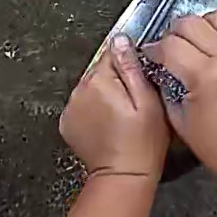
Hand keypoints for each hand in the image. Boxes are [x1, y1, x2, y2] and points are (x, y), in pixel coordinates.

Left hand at [59, 35, 169, 183]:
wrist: (123, 176)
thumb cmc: (142, 142)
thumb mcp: (148, 101)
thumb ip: (132, 67)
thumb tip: (121, 40)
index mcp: (99, 81)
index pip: (112, 53)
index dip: (129, 65)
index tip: (138, 81)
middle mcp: (79, 91)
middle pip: (100, 70)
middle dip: (116, 80)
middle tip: (132, 104)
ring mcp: (71, 108)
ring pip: (90, 87)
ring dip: (103, 95)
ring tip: (121, 116)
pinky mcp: (68, 122)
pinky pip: (82, 105)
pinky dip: (93, 110)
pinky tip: (108, 123)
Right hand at [143, 12, 216, 178]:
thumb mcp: (179, 120)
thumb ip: (165, 88)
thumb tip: (157, 70)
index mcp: (205, 75)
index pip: (170, 45)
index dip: (153, 49)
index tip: (149, 55)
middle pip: (191, 23)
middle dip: (172, 34)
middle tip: (166, 49)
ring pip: (216, 17)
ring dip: (198, 26)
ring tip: (190, 43)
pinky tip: (210, 46)